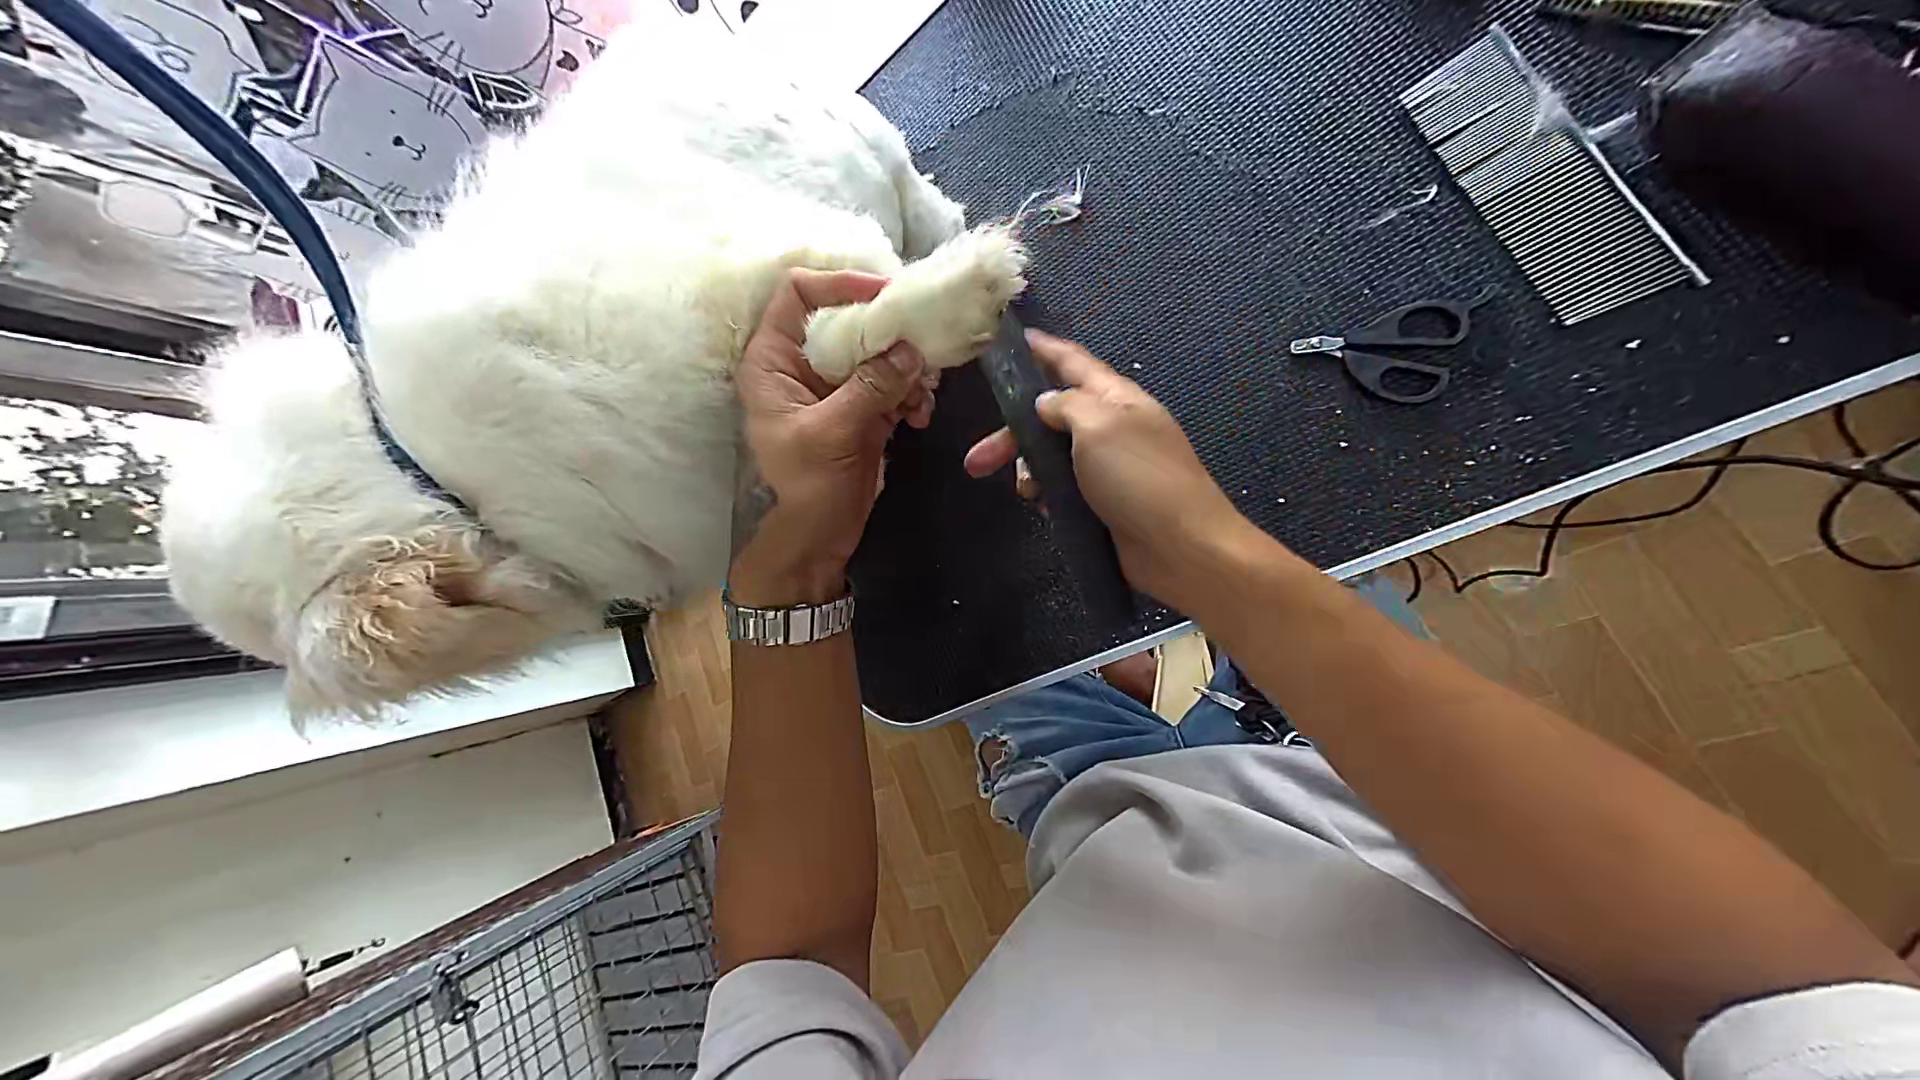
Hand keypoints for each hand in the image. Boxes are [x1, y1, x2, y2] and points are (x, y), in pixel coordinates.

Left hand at [731, 269, 932, 605]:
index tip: (885, 296)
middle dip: (887, 333)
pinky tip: (920, 416)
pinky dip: (909, 394)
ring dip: (905, 368)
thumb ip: (871, 387)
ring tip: (924, 393)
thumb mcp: (834, 432)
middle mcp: (803, 366)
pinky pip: (890, 384)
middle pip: (846, 320)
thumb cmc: (809, 486)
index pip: (798, 294)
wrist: (819, 536)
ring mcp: (835, 387)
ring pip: (875, 353)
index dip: (839, 285)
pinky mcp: (861, 409)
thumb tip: (910, 351)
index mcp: (774, 361)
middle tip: (922, 344)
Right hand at [963, 330, 1252, 611]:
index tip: (1014, 340)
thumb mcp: (1099, 427)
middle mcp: (1111, 428)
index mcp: (1116, 399)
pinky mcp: (1103, 503)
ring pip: (1052, 457)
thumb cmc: (1139, 478)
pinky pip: (1064, 489)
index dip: (1043, 350)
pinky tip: (1042, 508)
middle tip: (977, 460)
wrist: (1181, 547)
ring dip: (1029, 469)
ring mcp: (1107, 468)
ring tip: (1024, 492)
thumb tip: (1047, 402)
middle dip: (1012, 434)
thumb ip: (1067, 405)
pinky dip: (1047, 494)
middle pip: (1051, 417)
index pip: (1073, 363)